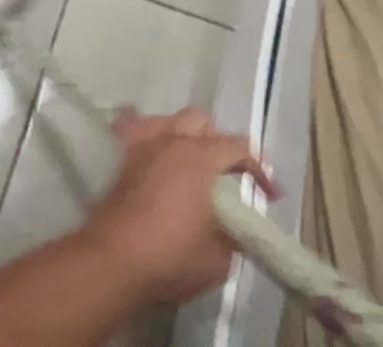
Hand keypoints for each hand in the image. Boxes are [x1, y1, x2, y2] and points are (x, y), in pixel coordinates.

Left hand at [78, 109, 279, 305]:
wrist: (112, 260)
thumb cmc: (170, 258)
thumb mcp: (218, 259)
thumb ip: (231, 236)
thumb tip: (232, 230)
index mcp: (200, 159)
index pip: (238, 147)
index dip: (258, 168)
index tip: (269, 193)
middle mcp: (171, 141)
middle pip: (201, 122)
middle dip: (219, 141)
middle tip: (228, 172)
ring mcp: (142, 146)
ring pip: (169, 121)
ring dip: (186, 136)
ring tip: (193, 162)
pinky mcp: (121, 160)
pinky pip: (137, 132)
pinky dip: (152, 139)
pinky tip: (157, 156)